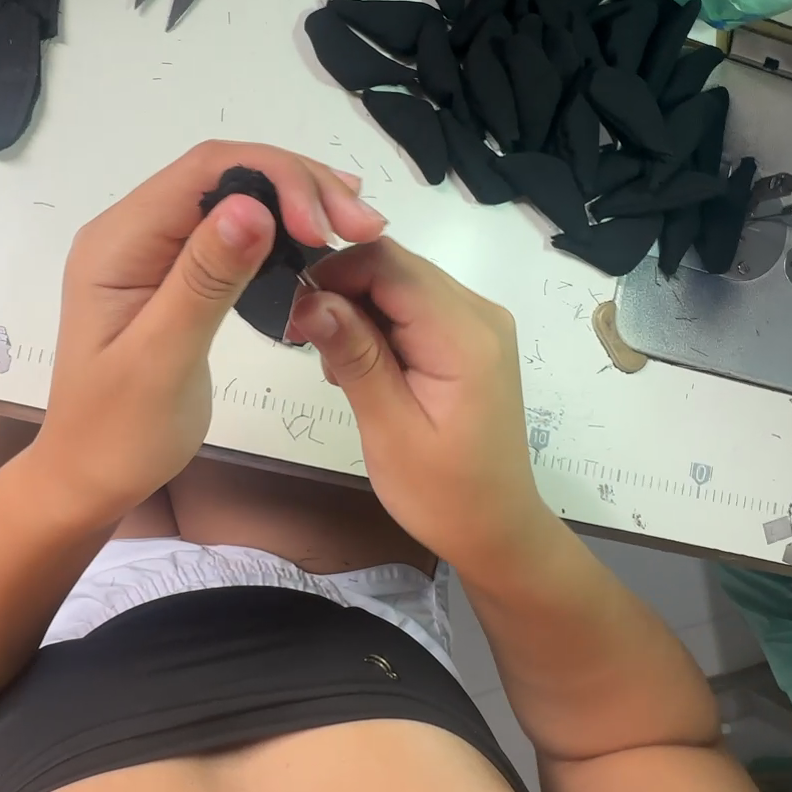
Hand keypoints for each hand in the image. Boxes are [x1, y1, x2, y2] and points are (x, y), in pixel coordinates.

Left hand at [33, 141, 385, 516]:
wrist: (91, 474)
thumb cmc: (120, 432)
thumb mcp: (162, 359)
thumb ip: (204, 281)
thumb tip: (252, 207)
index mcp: (117, 243)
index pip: (203, 172)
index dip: (276, 180)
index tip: (330, 227)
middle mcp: (131, 232)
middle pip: (222, 175)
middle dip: (297, 186)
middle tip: (364, 225)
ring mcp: (153, 251)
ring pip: (232, 198)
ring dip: (295, 202)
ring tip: (355, 224)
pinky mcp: (174, 274)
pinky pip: (229, 233)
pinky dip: (278, 230)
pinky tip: (317, 238)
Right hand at [284, 239, 543, 565]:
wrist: (494, 527)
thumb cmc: (440, 491)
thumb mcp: (388, 427)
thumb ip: (354, 355)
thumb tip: (310, 299)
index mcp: (464, 335)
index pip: (387, 264)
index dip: (334, 275)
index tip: (298, 320)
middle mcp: (479, 312)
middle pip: (394, 266)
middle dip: (341, 292)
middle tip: (309, 346)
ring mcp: (478, 321)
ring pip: (399, 282)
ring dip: (357, 310)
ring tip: (340, 368)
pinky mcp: (470, 335)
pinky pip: (413, 305)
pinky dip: (379, 323)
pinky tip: (367, 366)